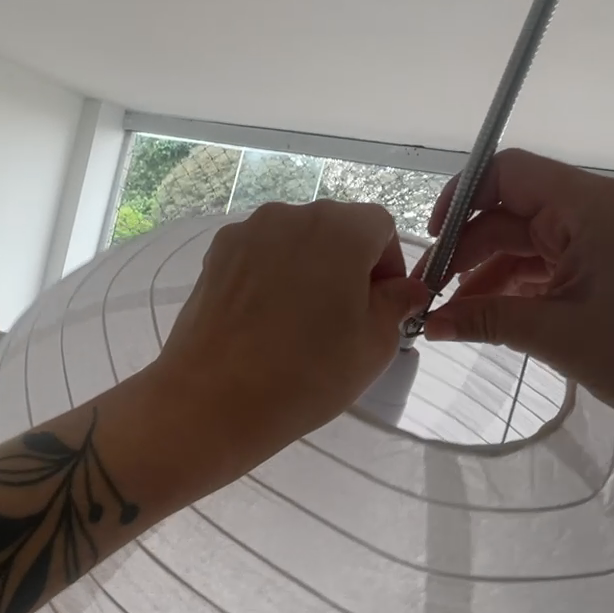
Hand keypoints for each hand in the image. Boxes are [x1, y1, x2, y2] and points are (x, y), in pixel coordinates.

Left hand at [149, 200, 426, 457]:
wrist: (213, 397)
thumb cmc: (306, 372)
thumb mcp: (375, 344)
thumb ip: (396, 304)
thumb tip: (401, 289)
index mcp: (339, 227)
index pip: (380, 228)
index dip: (387, 266)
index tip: (380, 308)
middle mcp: (288, 215)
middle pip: (332, 229)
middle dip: (345, 266)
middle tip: (340, 320)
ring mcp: (244, 234)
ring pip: (290, 243)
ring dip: (304, 270)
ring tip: (296, 324)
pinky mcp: (212, 257)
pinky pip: (255, 257)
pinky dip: (266, 278)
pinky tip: (261, 321)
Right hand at [419, 149, 613, 440]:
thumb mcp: (556, 335)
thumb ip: (482, 319)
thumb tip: (426, 324)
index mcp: (597, 208)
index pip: (510, 173)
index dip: (461, 198)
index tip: (433, 243)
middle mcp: (608, 209)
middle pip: (514, 212)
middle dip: (467, 250)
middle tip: (431, 296)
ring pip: (531, 240)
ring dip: (490, 273)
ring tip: (455, 314)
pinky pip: (556, 261)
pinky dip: (521, 284)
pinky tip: (493, 315)